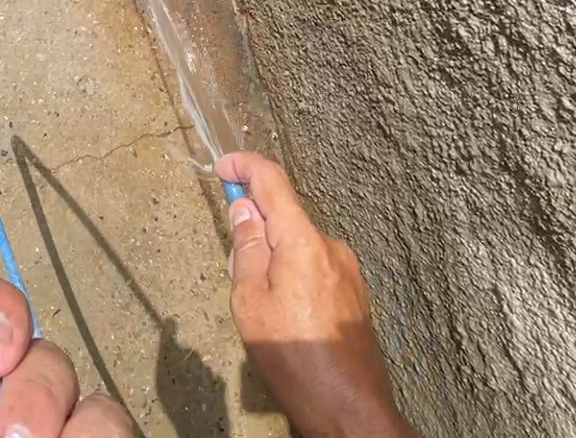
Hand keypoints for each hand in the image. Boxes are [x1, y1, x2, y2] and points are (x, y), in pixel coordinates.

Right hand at [218, 153, 419, 437]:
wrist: (350, 410)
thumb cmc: (293, 356)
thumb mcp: (250, 299)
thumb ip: (246, 247)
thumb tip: (245, 210)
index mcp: (302, 240)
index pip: (272, 180)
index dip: (244, 165)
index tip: (222, 168)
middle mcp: (329, 245)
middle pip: (283, 214)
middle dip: (254, 227)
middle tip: (237, 271)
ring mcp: (346, 269)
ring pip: (297, 242)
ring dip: (272, 254)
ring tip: (261, 306)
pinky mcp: (353, 291)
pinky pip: (313, 264)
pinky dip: (291, 271)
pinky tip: (285, 314)